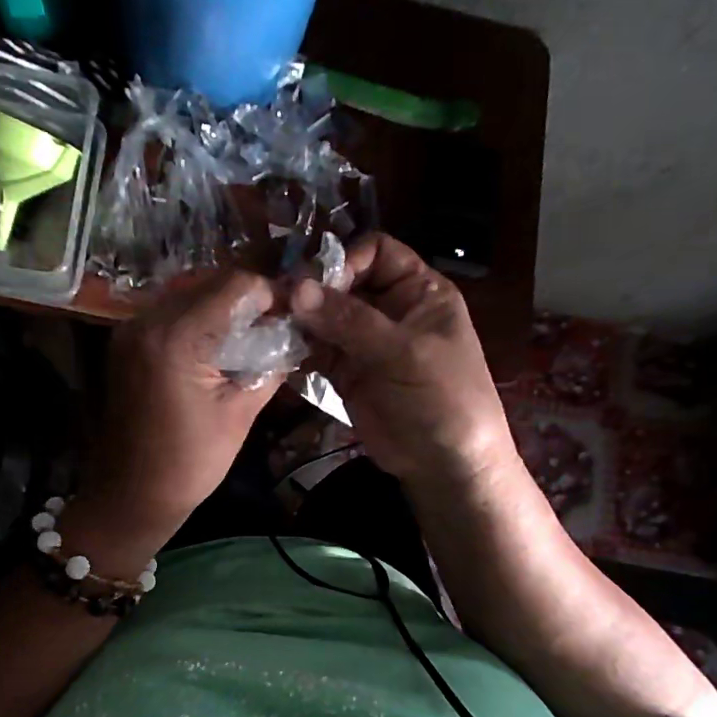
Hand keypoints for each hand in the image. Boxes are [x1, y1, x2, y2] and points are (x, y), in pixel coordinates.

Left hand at [75, 270, 282, 553]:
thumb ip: (270, 363)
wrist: (131, 495)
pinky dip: (199, 320)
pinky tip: (219, 345)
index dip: (269, 293)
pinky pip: (169, 315)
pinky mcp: (126, 343)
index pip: (234, 285)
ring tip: (252, 334)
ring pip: (188, 295)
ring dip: (223, 307)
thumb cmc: (189, 463)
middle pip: (208, 283)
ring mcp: (130, 330)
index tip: (291, 313)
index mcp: (175, 337)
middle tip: (276, 323)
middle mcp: (146, 321)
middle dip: (247, 298)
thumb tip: (294, 333)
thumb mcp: (240, 412)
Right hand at [293, 234, 516, 487]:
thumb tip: (296, 289)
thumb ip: (350, 321)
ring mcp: (363, 342)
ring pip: (323, 316)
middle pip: (343, 282)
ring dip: (299, 320)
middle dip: (312, 291)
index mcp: (418, 292)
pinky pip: (315, 350)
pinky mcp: (344, 372)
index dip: (346, 260)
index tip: (317, 284)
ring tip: (271, 325)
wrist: (444, 464)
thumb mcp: (404, 354)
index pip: (377, 252)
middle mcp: (388, 310)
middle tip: (280, 303)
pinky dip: (296, 349)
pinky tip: (276, 350)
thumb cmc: (442, 399)